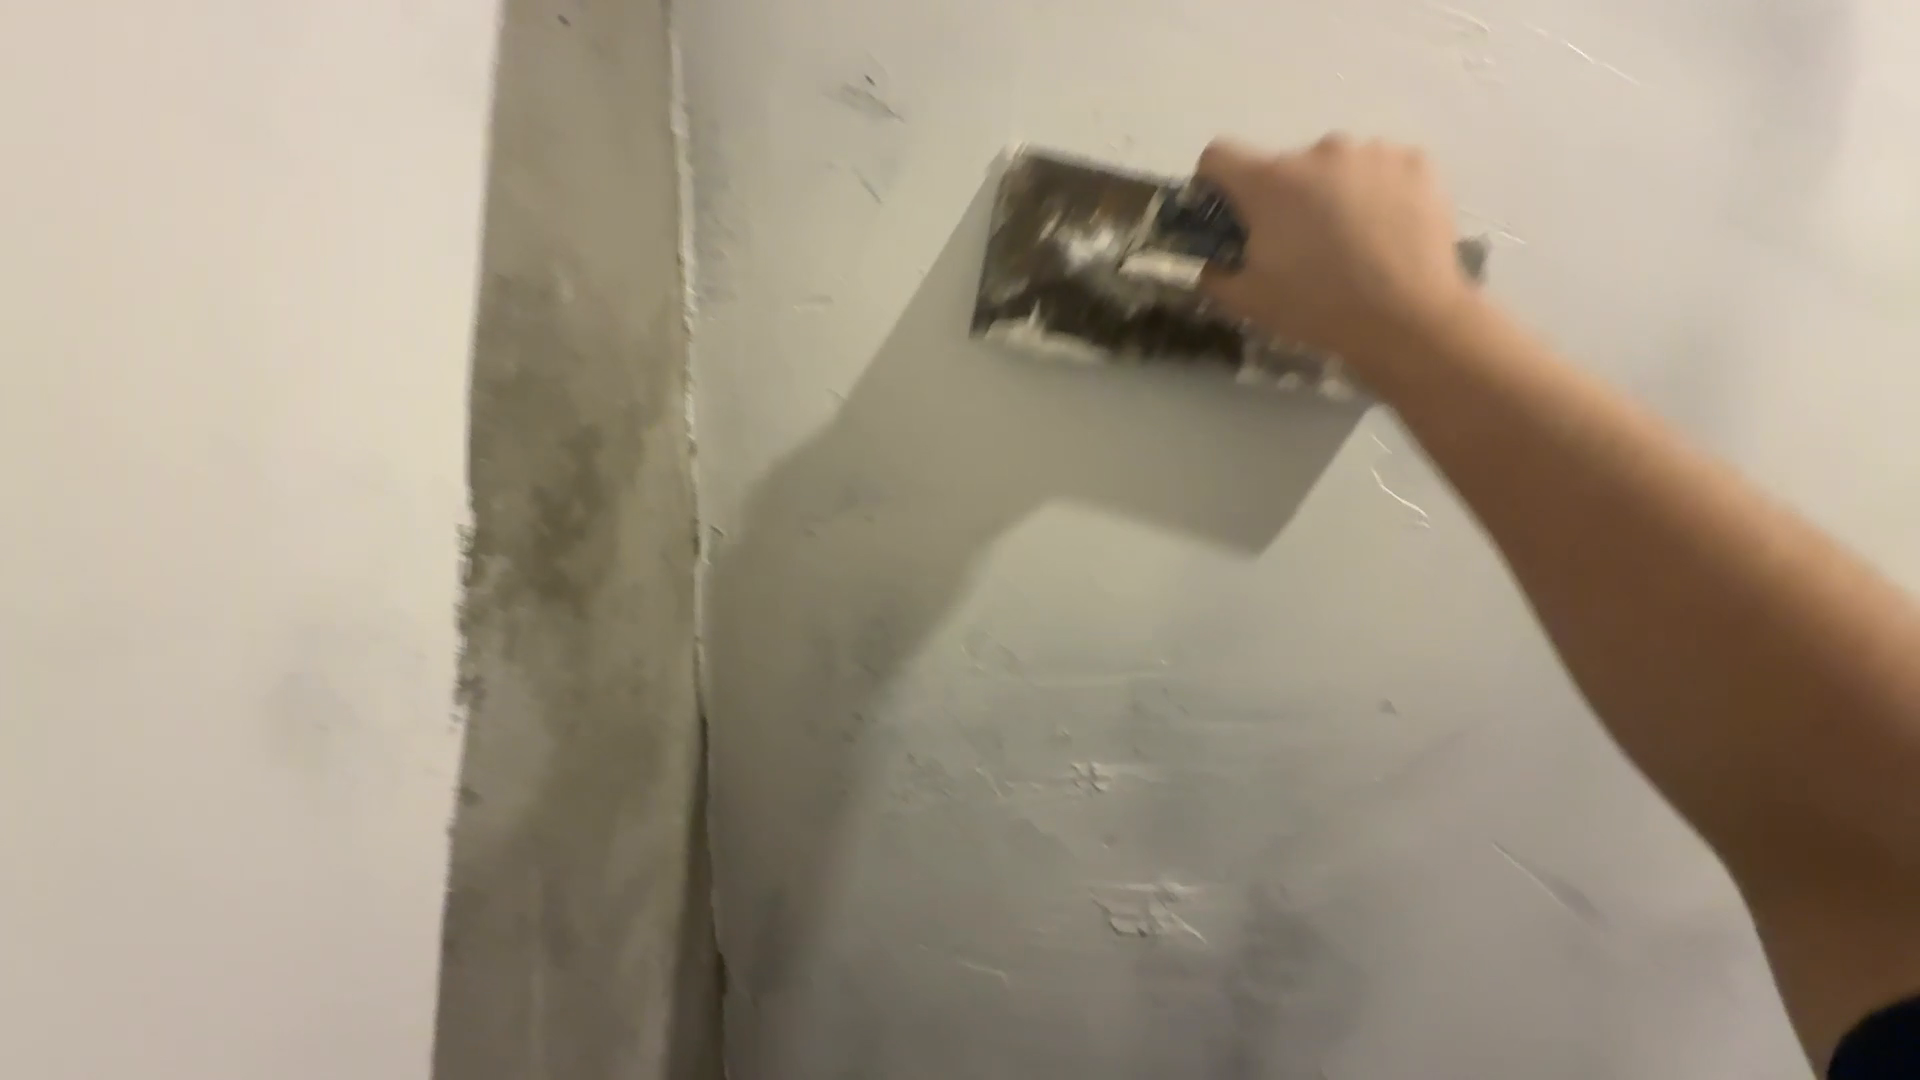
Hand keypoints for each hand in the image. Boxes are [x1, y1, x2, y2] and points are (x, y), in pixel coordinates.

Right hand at [1196, 135, 1473, 360]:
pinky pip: (1381, 170)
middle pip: (1284, 167)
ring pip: (1335, 168)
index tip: (1227, 210)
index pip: (1218, 156)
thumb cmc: (1315, 307)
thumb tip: (1212, 263)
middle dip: (1284, 199)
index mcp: (1268, 183)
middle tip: (1298, 245)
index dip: (1214, 182)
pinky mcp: (1415, 161)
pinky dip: (1375, 194)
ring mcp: (1372, 152)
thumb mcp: (1247, 301)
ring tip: (1348, 241)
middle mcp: (1318, 151)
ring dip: (1331, 194)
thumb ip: (1215, 275)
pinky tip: (1383, 233)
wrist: (1405, 318)